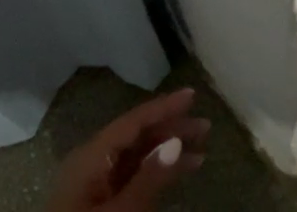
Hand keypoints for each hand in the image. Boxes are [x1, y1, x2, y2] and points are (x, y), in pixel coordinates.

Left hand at [46, 89, 208, 211]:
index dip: (163, 106)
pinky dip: (158, 171)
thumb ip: (149, 177)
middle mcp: (92, 162)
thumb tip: (175, 140)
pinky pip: (133, 175)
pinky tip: (183, 171)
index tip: (192, 95)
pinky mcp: (101, 201)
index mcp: (91, 156)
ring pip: (137, 155)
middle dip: (171, 127)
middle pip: (136, 135)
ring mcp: (95, 183)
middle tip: (206, 127)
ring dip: (168, 149)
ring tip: (202, 148)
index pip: (132, 122)